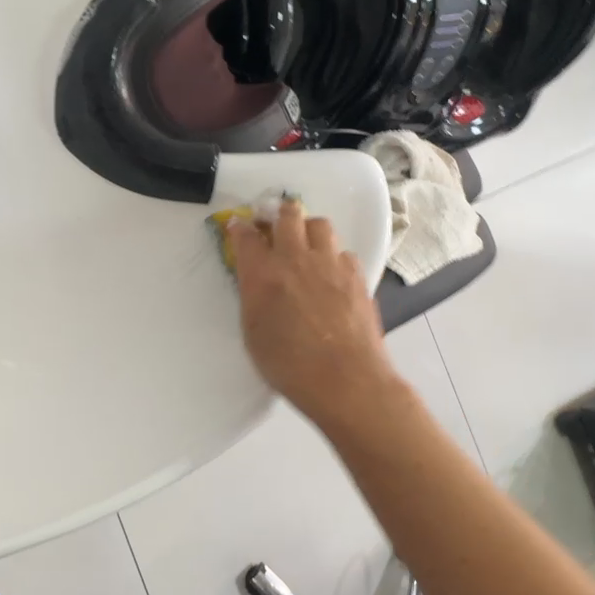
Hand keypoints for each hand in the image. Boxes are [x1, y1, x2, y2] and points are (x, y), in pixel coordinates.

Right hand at [227, 198, 398, 426]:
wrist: (345, 381)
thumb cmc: (287, 364)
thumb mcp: (252, 330)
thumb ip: (252, 296)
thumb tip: (255, 280)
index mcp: (263, 273)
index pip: (246, 236)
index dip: (239, 227)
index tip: (237, 225)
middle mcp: (296, 260)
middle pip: (288, 215)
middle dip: (278, 214)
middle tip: (273, 225)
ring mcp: (331, 265)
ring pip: (320, 225)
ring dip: (307, 228)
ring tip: (304, 244)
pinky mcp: (357, 277)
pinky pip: (343, 252)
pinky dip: (333, 256)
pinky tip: (330, 274)